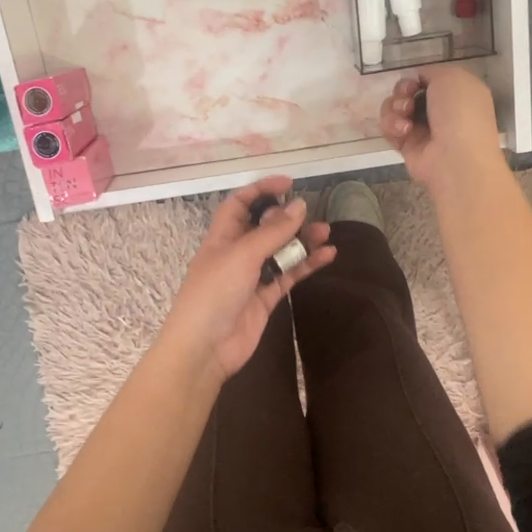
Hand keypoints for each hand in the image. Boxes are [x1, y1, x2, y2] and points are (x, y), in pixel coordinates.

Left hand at [160, 175, 335, 381]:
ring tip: (326, 233)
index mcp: (221, 238)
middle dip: (287, 218)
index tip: (289, 183)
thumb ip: (273, 232)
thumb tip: (299, 205)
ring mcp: (251, 278)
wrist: (205, 348)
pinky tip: (326, 256)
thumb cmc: (214, 294)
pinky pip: (288, 276)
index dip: (260, 190)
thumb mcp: (242, 255)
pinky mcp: (265, 299)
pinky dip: (306, 265)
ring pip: (280, 252)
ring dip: (302, 241)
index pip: (239, 204)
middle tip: (311, 214)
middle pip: (264, 228)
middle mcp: (236, 254)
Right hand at [379, 65, 503, 187]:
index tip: (415, 83)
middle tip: (408, 99)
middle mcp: (440, 109)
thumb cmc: (459, 112)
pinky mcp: (406, 145)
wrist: (454, 156)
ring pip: (394, 108)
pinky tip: (404, 132)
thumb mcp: (451, 76)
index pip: (427, 79)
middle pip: (407, 92)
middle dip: (402, 91)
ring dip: (395, 108)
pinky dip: (392, 126)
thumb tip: (417, 81)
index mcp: (456, 92)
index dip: (417, 78)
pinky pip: (389, 128)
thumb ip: (430, 72)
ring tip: (405, 117)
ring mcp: (422, 128)